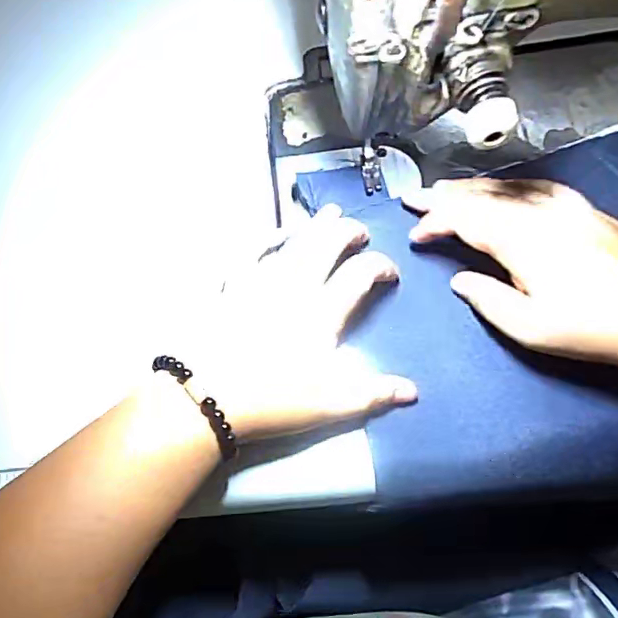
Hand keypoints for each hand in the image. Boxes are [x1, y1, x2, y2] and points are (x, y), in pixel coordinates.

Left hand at [169, 204, 416, 440]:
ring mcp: (259, 283)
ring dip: (314, 226)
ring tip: (328, 214)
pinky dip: (267, 238)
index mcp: (322, 312)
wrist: (207, 395)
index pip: (360, 274)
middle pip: (326, 245)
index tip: (389, 274)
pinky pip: (251, 252)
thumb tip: (410, 392)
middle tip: (360, 232)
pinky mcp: (230, 288)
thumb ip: (373, 394)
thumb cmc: (272, 400)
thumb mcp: (330, 404)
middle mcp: (294, 287)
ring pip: (292, 242)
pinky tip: (275, 233)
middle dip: (349, 232)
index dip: (381, 266)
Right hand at [404, 177, 617, 376]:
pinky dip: (511, 188)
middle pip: (486, 196)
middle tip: (420, 195)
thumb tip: (461, 280)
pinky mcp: (590, 212)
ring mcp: (570, 207)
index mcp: (522, 238)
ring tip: (455, 189)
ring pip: (512, 188)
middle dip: (449, 195)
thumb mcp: (529, 326)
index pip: (467, 218)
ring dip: (478, 189)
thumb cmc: (593, 326)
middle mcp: (543, 212)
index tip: (417, 232)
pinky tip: (510, 192)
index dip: (437, 221)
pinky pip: (537, 189)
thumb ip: (488, 299)